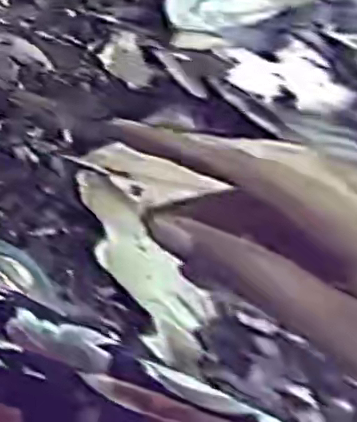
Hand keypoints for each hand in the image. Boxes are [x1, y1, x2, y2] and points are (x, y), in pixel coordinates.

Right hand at [109, 120, 356, 374]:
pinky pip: (310, 243)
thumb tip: (166, 228)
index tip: (121, 130)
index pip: (246, 170)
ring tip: (195, 262)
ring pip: (285, 220)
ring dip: (228, 232)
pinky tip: (247, 279)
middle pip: (263, 195)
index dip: (177, 147)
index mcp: (349, 228)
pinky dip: (265, 251)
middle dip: (200, 206)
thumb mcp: (334, 325)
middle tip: (155, 224)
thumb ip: (250, 272)